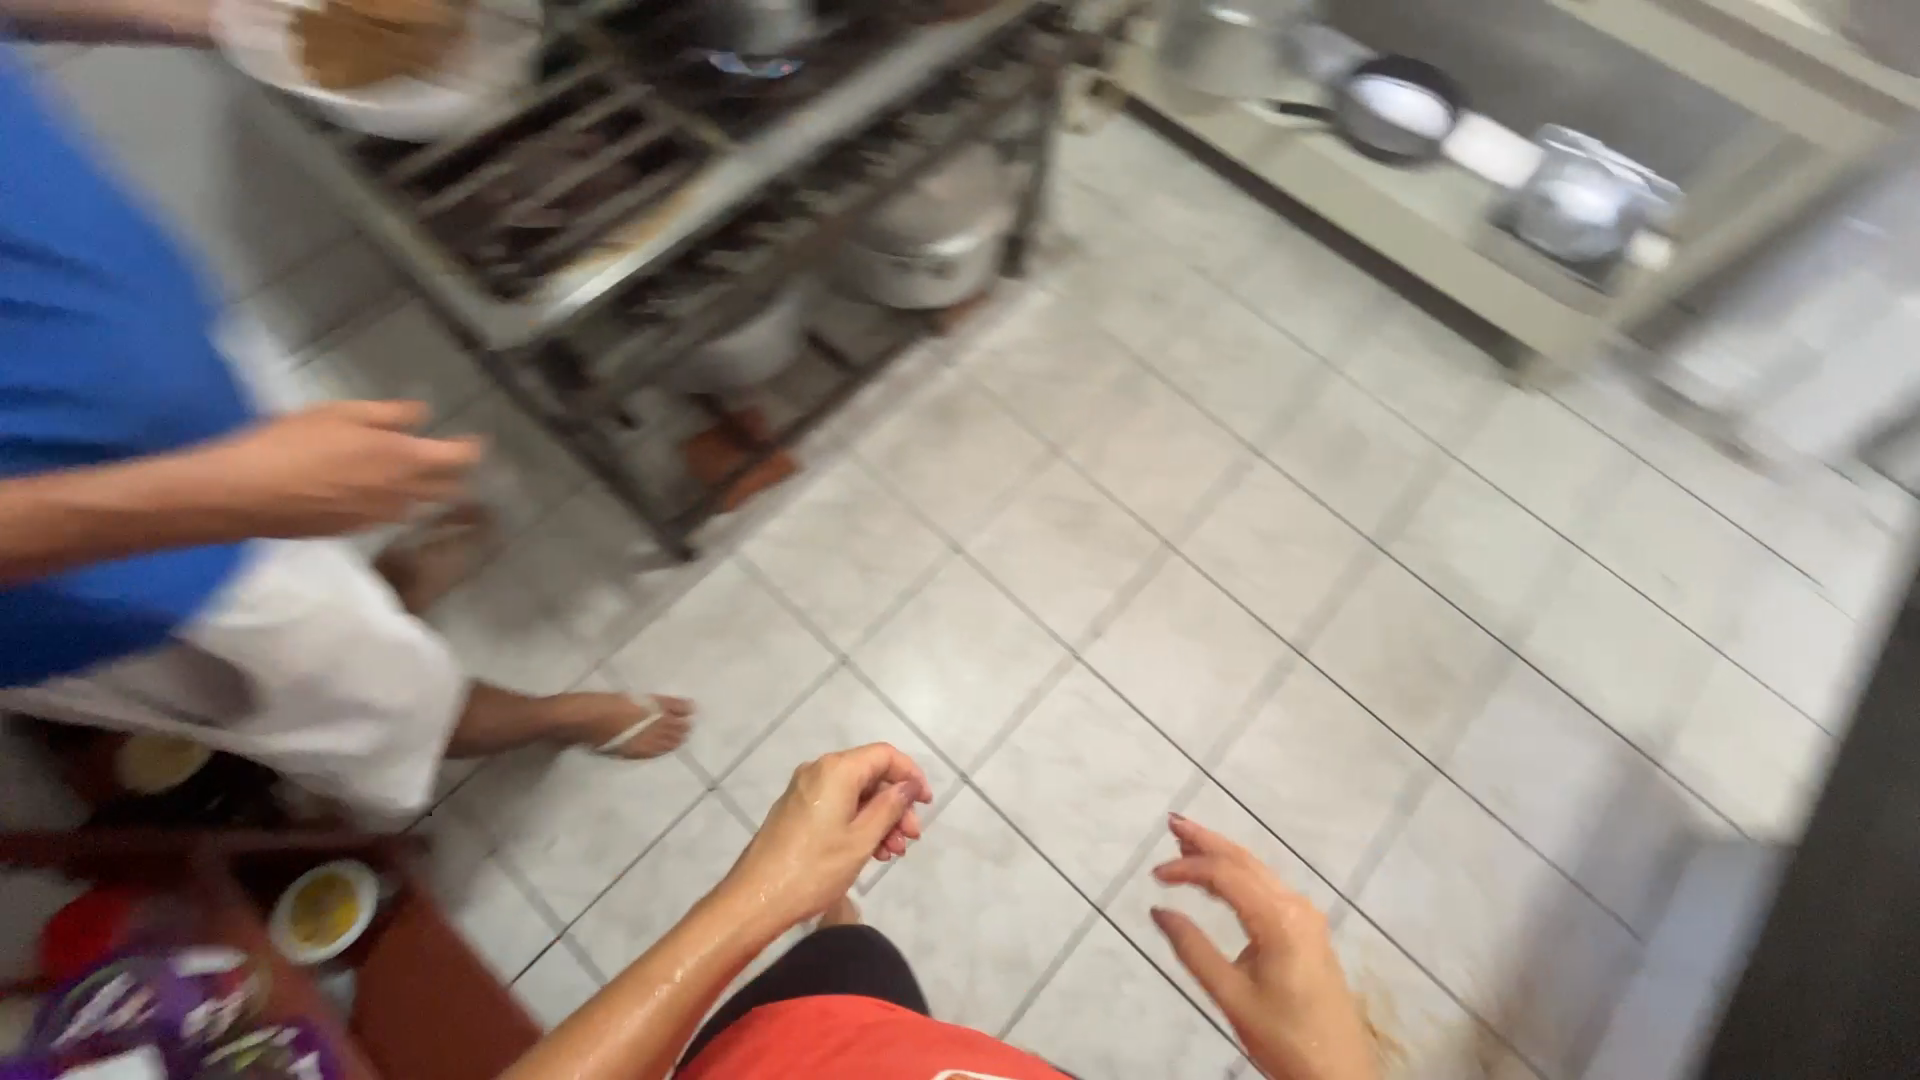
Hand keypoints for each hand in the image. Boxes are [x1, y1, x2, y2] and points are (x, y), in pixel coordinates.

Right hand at [208, 401, 484, 537]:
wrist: (243, 493)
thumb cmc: (290, 444)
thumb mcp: (340, 414)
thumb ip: (389, 415)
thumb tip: (422, 413)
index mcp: (406, 459)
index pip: (461, 458)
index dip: (472, 448)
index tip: (474, 440)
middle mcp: (406, 492)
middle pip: (452, 487)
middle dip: (458, 474)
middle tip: (450, 460)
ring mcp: (385, 515)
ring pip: (426, 505)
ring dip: (432, 492)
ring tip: (422, 476)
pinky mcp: (361, 529)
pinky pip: (395, 516)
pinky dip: (401, 503)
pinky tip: (384, 493)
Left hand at [718, 743, 933, 931]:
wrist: (756, 899)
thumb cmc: (814, 869)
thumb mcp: (861, 840)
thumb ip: (890, 807)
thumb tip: (907, 786)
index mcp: (837, 769)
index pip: (885, 755)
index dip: (911, 774)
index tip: (926, 803)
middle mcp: (819, 770)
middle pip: (870, 775)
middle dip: (896, 804)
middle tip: (912, 838)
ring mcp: (805, 790)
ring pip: (855, 793)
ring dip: (879, 818)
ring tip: (893, 853)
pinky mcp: (797, 809)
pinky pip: (838, 805)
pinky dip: (858, 823)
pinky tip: (871, 852)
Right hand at [1152, 815, 1378, 1079]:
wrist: (1340, 1078)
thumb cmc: (1284, 1038)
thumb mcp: (1231, 997)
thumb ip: (1193, 949)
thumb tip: (1158, 910)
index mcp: (1279, 919)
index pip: (1225, 875)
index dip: (1187, 868)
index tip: (1154, 876)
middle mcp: (1296, 906)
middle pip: (1244, 860)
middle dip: (1206, 840)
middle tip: (1171, 822)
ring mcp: (1306, 916)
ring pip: (1257, 870)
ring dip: (1221, 853)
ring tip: (1186, 841)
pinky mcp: (1307, 929)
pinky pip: (1266, 886)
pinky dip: (1238, 872)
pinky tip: (1219, 874)